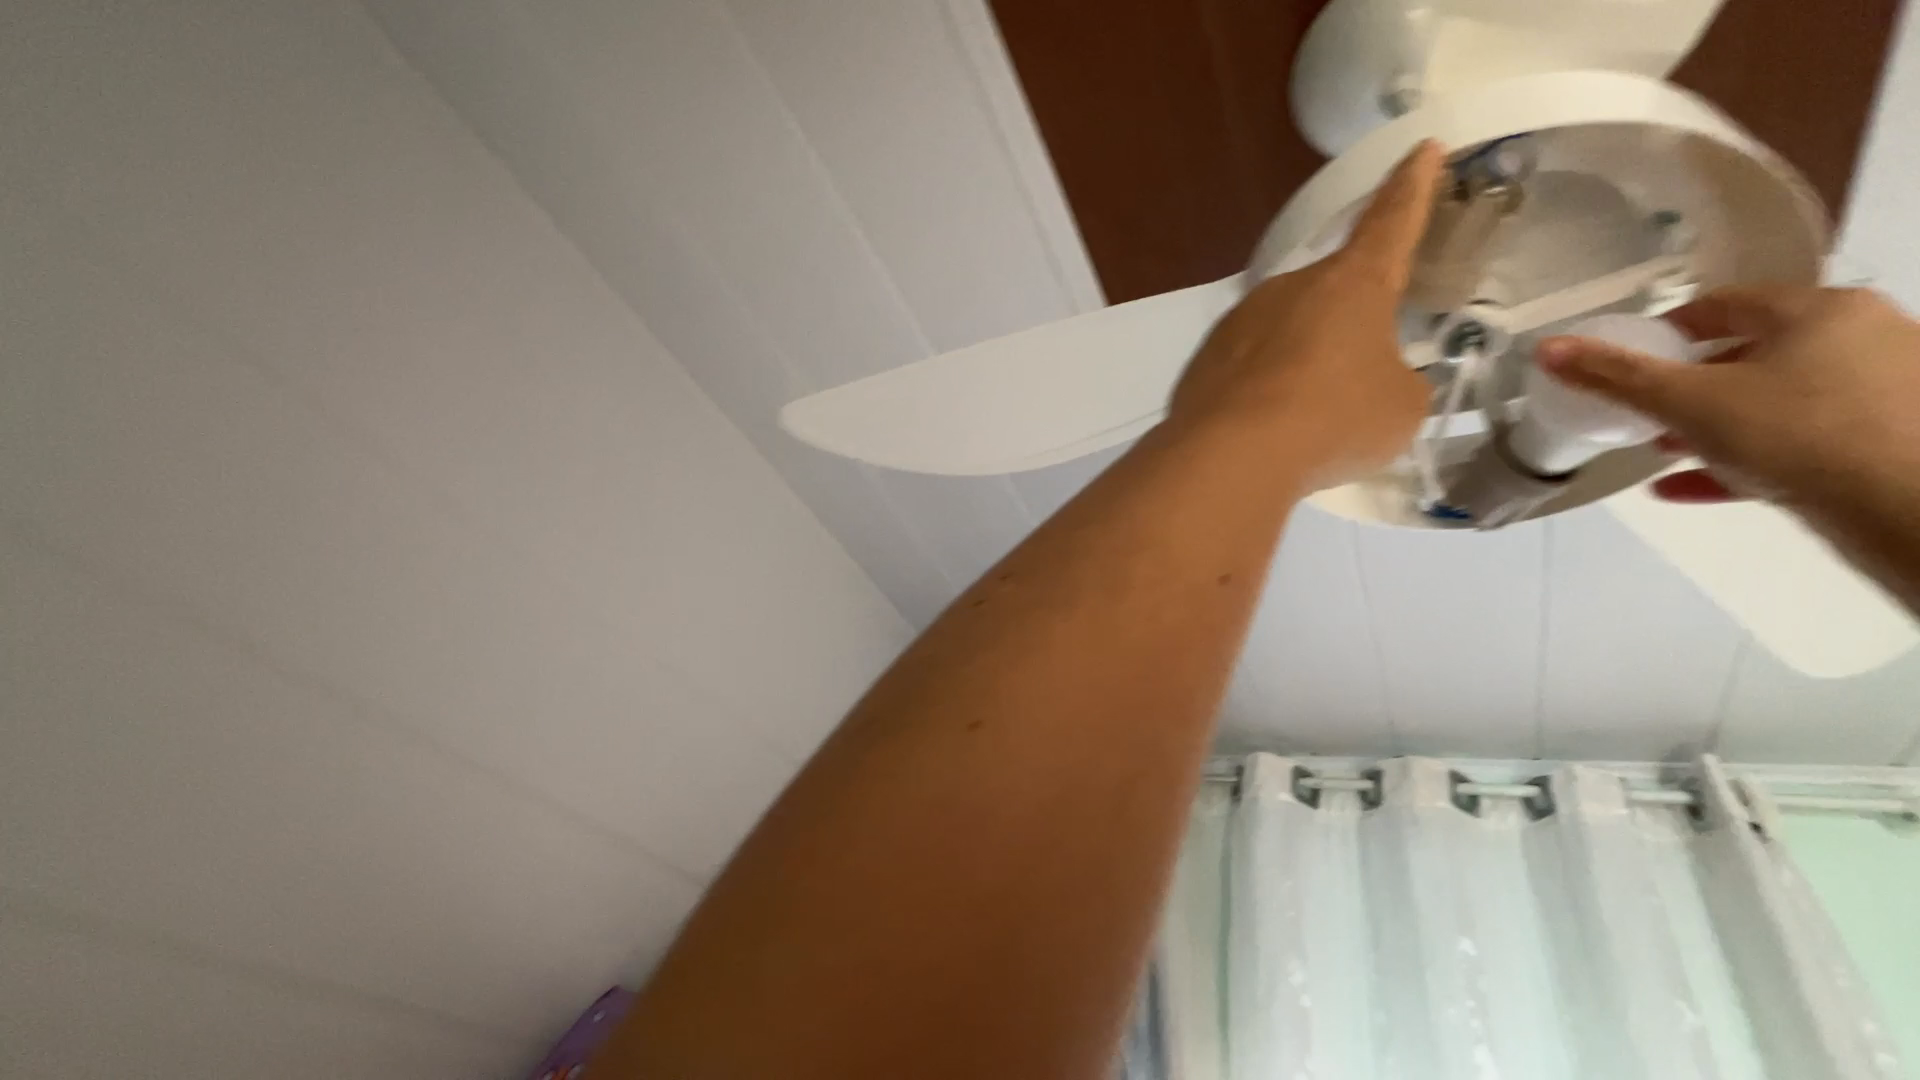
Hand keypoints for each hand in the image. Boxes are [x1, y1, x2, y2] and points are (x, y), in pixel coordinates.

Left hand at [1168, 141, 1443, 489]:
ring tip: (1307, 414)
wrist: (1233, 455)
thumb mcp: (1399, 406)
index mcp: (1353, 283)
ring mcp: (1238, 322)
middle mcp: (1289, 288)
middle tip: (1354, 371)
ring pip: (1284, 331)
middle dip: (1345, 325)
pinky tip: (1266, 426)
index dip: (1411, 188)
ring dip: (1300, 361)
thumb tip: (1374, 379)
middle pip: (1329, 292)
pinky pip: (1247, 367)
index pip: (1391, 221)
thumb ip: (1396, 381)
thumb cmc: (1334, 419)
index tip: (1420, 150)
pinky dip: (1262, 388)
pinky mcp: (1203, 361)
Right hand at [1536, 286, 1919, 516]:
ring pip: (1775, 399)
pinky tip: (1685, 486)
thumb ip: (1614, 376)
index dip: (1665, 332)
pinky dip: (1741, 458)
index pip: (1724, 305)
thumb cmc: (1795, 433)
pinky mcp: (1886, 440)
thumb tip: (1547, 348)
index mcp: (1820, 312)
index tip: (1629, 363)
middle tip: (1644, 412)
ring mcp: (1884, 389)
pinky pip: (1797, 442)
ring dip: (1712, 423)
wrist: (1909, 507)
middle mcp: (1864, 336)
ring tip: (1663, 451)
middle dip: (1688, 385)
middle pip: (1750, 352)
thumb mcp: (1687, 402)